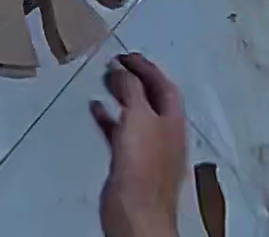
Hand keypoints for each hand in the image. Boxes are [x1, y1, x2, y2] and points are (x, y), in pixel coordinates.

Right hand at [91, 53, 185, 236]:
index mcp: (172, 117)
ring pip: (134, 111)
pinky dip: (108, 117)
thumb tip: (121, 68)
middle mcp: (163, 129)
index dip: (144, 65)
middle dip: (132, 77)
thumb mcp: (138, 114)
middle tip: (115, 64)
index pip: (161, 82)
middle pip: (149, 95)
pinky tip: (96, 108)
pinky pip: (119, 130)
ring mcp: (147, 147)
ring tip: (104, 79)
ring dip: (120, 94)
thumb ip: (130, 88)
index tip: (126, 54)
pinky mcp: (130, 162)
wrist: (136, 214)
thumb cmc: (142, 164)